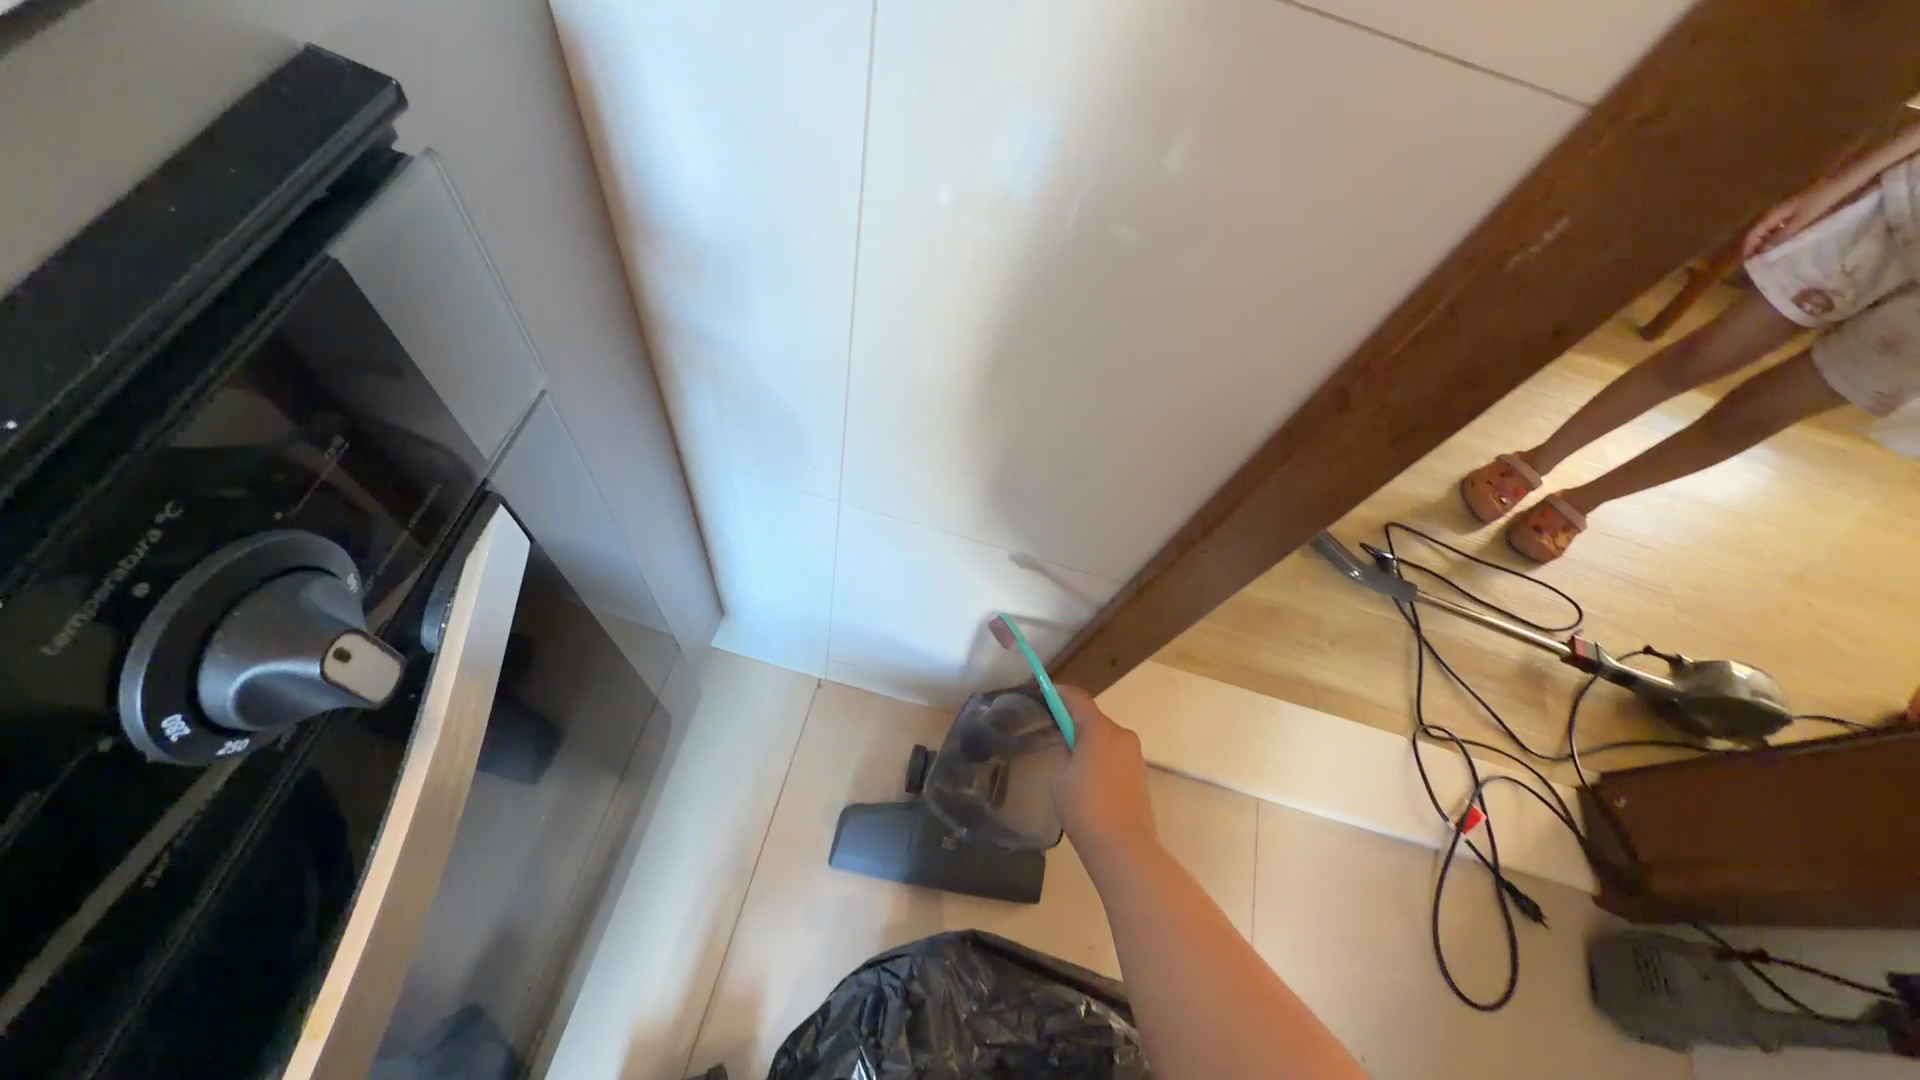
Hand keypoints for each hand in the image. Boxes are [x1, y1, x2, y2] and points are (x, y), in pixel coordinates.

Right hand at [1051, 686, 1157, 864]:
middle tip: (1052, 739)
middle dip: (1073, 724)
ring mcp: (1135, 756)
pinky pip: (1115, 758)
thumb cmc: (1085, 808)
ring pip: (1106, 740)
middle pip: (1093, 719)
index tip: (1042, 696)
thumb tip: (1070, 744)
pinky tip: (1089, 786)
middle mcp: (1122, 735)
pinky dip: (1101, 763)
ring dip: (1089, 746)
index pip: (1076, 698)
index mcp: (1100, 729)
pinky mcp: (1141, 776)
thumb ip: (1063, 751)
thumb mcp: (1059, 776)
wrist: (1124, 847)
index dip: (1057, 694)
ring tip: (1069, 769)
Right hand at [1744, 186, 1844, 256]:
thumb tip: (1762, 252)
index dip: (1747, 249)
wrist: (1844, 180)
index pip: (1751, 235)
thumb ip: (1781, 236)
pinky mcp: (1795, 210)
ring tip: (1771, 256)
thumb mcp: (1802, 220)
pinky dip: (1777, 237)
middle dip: (1755, 247)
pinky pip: (1780, 227)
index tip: (1748, 264)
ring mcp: (1785, 211)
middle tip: (1759, 262)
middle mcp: (1773, 213)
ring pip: (1768, 231)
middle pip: (1757, 233)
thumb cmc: (1822, 199)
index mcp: (1771, 215)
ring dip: (1766, 243)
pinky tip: (1785, 243)